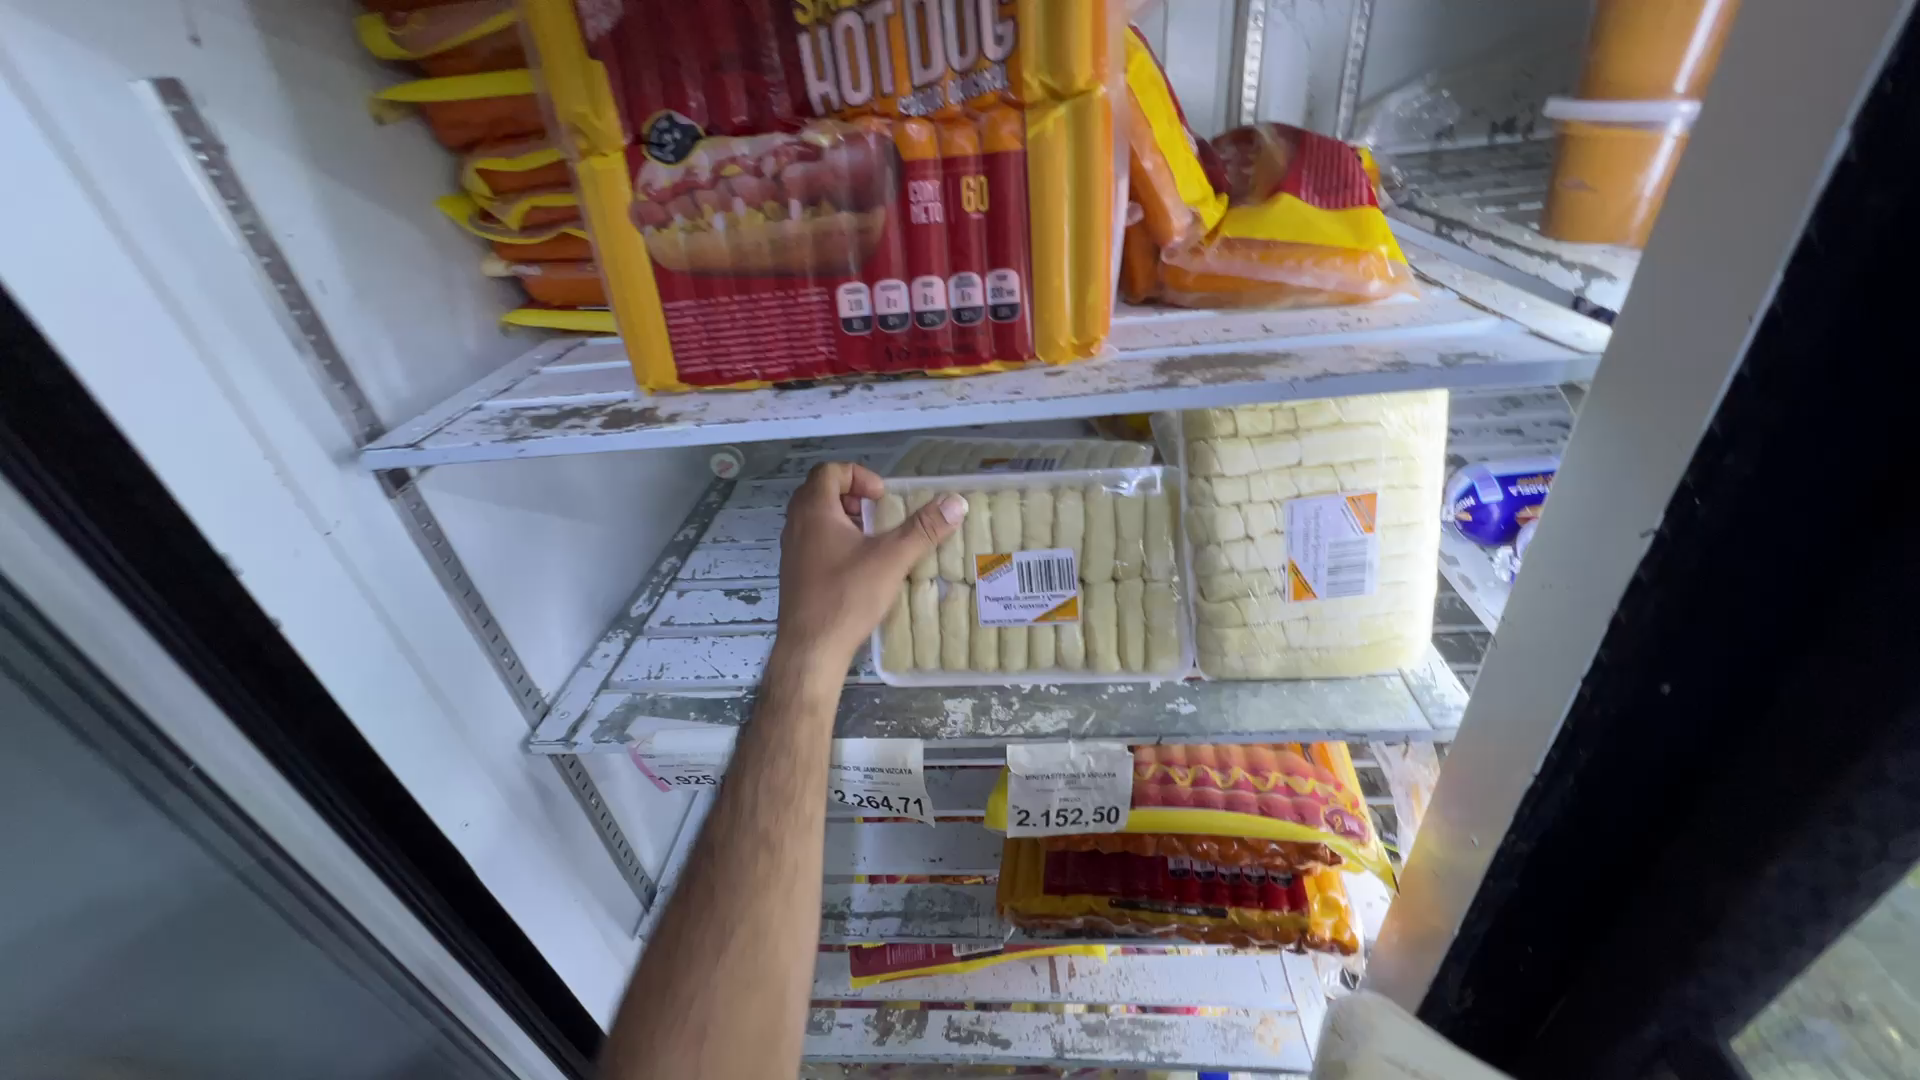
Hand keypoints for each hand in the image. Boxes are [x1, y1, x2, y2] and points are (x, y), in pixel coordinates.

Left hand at [775, 462, 966, 669]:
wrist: (811, 648)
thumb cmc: (847, 596)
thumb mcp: (892, 559)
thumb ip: (924, 529)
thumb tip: (956, 502)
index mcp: (814, 511)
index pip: (828, 472)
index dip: (858, 476)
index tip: (881, 497)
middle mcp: (797, 526)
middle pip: (819, 492)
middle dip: (852, 496)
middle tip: (878, 513)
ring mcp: (792, 552)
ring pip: (815, 519)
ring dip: (844, 519)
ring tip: (872, 539)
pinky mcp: (794, 575)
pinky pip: (813, 543)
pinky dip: (835, 542)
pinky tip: (859, 567)